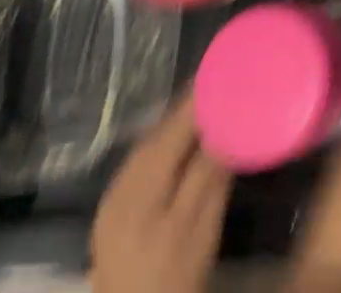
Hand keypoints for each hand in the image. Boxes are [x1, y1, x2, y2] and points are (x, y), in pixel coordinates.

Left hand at [90, 98, 230, 292]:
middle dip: (187, 106)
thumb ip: (211, 174)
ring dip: (176, 123)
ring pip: (147, 148)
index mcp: (142, 189)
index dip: (197, 99)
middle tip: (222, 80)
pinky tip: (183, 140)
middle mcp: (121, 188)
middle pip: (157, 135)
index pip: (173, 129)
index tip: (223, 69)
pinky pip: (141, 164)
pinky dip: (164, 144)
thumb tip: (228, 127)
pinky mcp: (112, 213)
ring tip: (207, 102)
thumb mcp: (202, 227)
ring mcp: (112, 202)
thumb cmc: (175, 276)